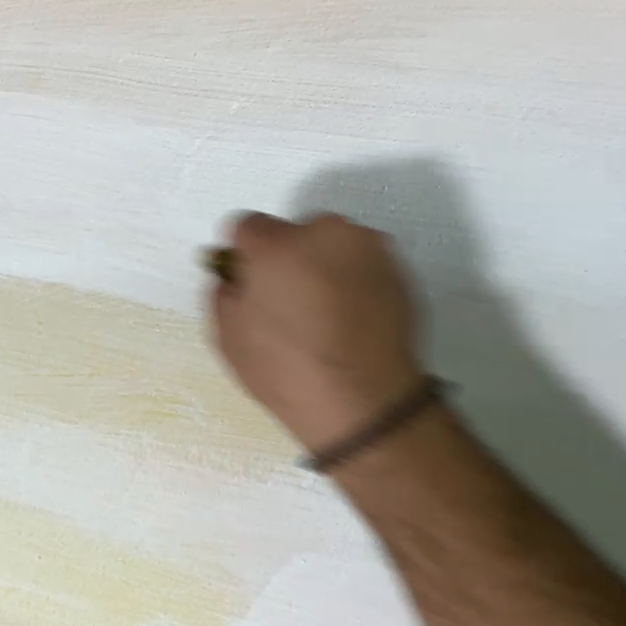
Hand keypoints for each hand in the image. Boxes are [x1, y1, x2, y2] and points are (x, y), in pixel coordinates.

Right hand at [210, 212, 426, 451]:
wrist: (362, 399)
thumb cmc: (283, 367)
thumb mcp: (228, 335)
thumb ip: (224, 291)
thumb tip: (234, 275)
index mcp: (277, 244)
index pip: (247, 226)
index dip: (243, 256)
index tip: (247, 284)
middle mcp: (326, 232)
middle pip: (295, 233)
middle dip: (287, 258)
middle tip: (285, 303)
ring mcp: (370, 248)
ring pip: (333, 246)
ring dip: (322, 268)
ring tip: (321, 315)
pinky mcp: (400, 270)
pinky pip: (362, 266)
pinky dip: (352, 283)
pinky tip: (348, 321)